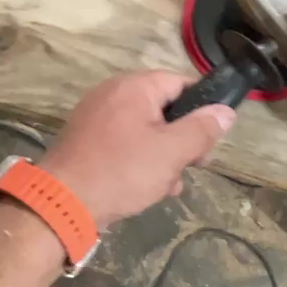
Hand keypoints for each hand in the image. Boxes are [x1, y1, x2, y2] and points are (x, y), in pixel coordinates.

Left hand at [38, 72, 235, 227]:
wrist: (61, 203)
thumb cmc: (121, 172)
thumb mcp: (171, 152)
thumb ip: (202, 129)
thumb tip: (225, 111)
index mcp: (134, 86)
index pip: (181, 83)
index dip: (202, 109)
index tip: (212, 138)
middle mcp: (112, 92)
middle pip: (162, 107)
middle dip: (182, 138)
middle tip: (196, 166)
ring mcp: (95, 115)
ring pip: (144, 129)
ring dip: (162, 155)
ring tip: (169, 184)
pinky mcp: (85, 139)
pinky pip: (123, 142)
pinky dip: (138, 159)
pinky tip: (147, 187)